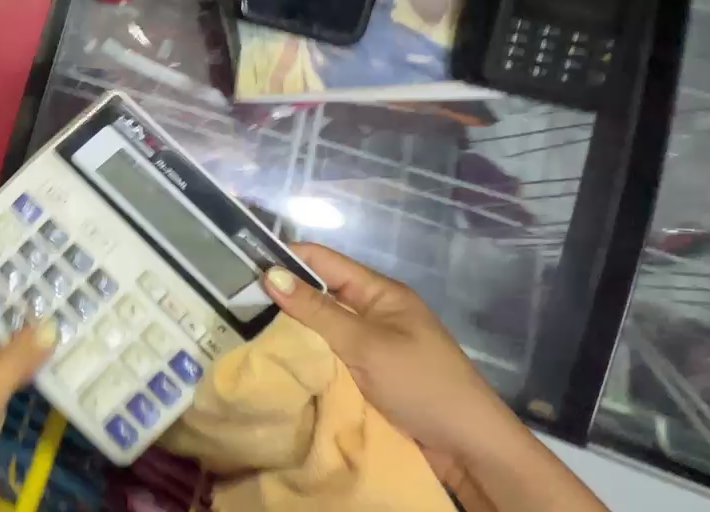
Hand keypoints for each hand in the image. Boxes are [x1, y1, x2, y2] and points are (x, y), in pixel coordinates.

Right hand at [261, 244, 516, 481]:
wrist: (474, 453)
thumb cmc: (423, 386)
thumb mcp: (365, 345)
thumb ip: (315, 309)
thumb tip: (268, 273)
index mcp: (380, 292)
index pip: (321, 259)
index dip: (283, 257)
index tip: (241, 264)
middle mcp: (374, 310)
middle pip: (318, 289)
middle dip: (281, 292)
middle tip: (235, 297)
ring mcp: (373, 341)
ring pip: (319, 321)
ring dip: (291, 324)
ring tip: (245, 322)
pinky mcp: (370, 369)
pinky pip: (328, 348)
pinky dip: (305, 348)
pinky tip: (277, 351)